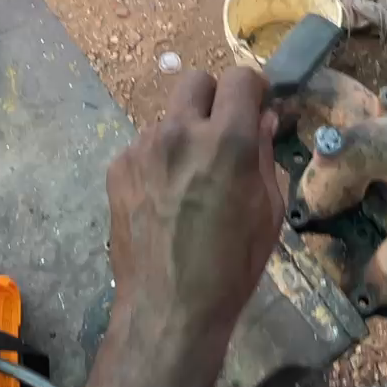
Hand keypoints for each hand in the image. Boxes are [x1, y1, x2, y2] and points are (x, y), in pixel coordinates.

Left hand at [104, 68, 283, 360]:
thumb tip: (262, 119)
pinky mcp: (117, 166)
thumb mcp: (268, 210)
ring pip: (168, 117)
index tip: (256, 106)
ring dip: (183, 134)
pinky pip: (144, 146)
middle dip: (214, 99)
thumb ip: (264, 154)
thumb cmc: (232, 266)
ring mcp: (142, 147)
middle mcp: (180, 132)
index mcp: (227, 141)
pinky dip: (158, 160)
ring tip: (189, 180)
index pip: (241, 78)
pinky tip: (163, 198)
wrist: (168, 308)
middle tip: (221, 133)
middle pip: (196, 81)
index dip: (254, 89)